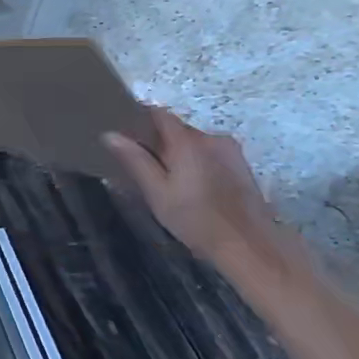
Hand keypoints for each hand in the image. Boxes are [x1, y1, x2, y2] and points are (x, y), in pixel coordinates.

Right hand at [104, 107, 283, 266]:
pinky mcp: (241, 164)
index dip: (140, 117)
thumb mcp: (157, 192)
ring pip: (195, 142)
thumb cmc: (196, 219)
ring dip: (180, 152)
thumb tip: (110, 135)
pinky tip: (193, 186)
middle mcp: (211, 137)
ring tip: (169, 179)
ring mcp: (230, 150)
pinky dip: (197, 161)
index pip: (159, 113)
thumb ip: (135, 160)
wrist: (248, 244)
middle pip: (178, 128)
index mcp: (187, 141)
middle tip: (144, 165)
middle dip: (160, 140)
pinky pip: (211, 153)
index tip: (125, 131)